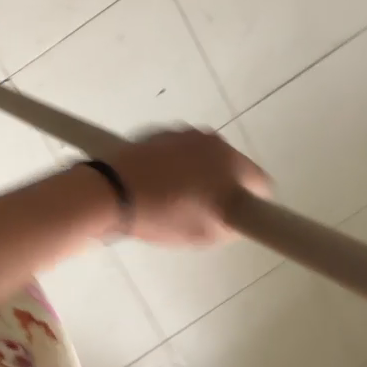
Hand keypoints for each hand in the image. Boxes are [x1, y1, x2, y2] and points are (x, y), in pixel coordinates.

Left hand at [104, 128, 268, 246]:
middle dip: (219, 186)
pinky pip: (171, 153)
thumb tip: (236, 216)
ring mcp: (179, 133)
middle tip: (196, 210)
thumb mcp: (207, 233)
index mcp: (232, 160)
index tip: (231, 216)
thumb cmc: (161, 213)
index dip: (249, 204)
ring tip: (167, 198)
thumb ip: (233, 224)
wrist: (106, 191)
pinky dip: (167, 166)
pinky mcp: (151, 134)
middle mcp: (210, 139)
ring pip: (198, 158)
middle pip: (228, 167)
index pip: (260, 184)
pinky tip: (150, 184)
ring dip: (192, 174)